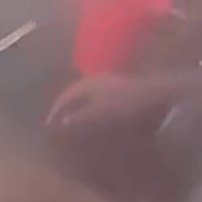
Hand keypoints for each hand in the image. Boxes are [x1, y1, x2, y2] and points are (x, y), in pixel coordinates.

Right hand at [45, 73, 179, 130]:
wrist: (152, 93)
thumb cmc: (126, 103)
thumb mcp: (101, 112)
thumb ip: (81, 116)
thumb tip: (63, 121)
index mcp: (88, 84)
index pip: (66, 96)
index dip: (56, 110)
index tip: (49, 123)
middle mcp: (94, 79)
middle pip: (71, 91)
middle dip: (61, 104)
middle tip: (54, 118)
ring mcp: (104, 79)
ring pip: (81, 90)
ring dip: (72, 102)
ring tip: (66, 114)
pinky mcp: (112, 84)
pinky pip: (89, 91)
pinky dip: (81, 100)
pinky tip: (85, 108)